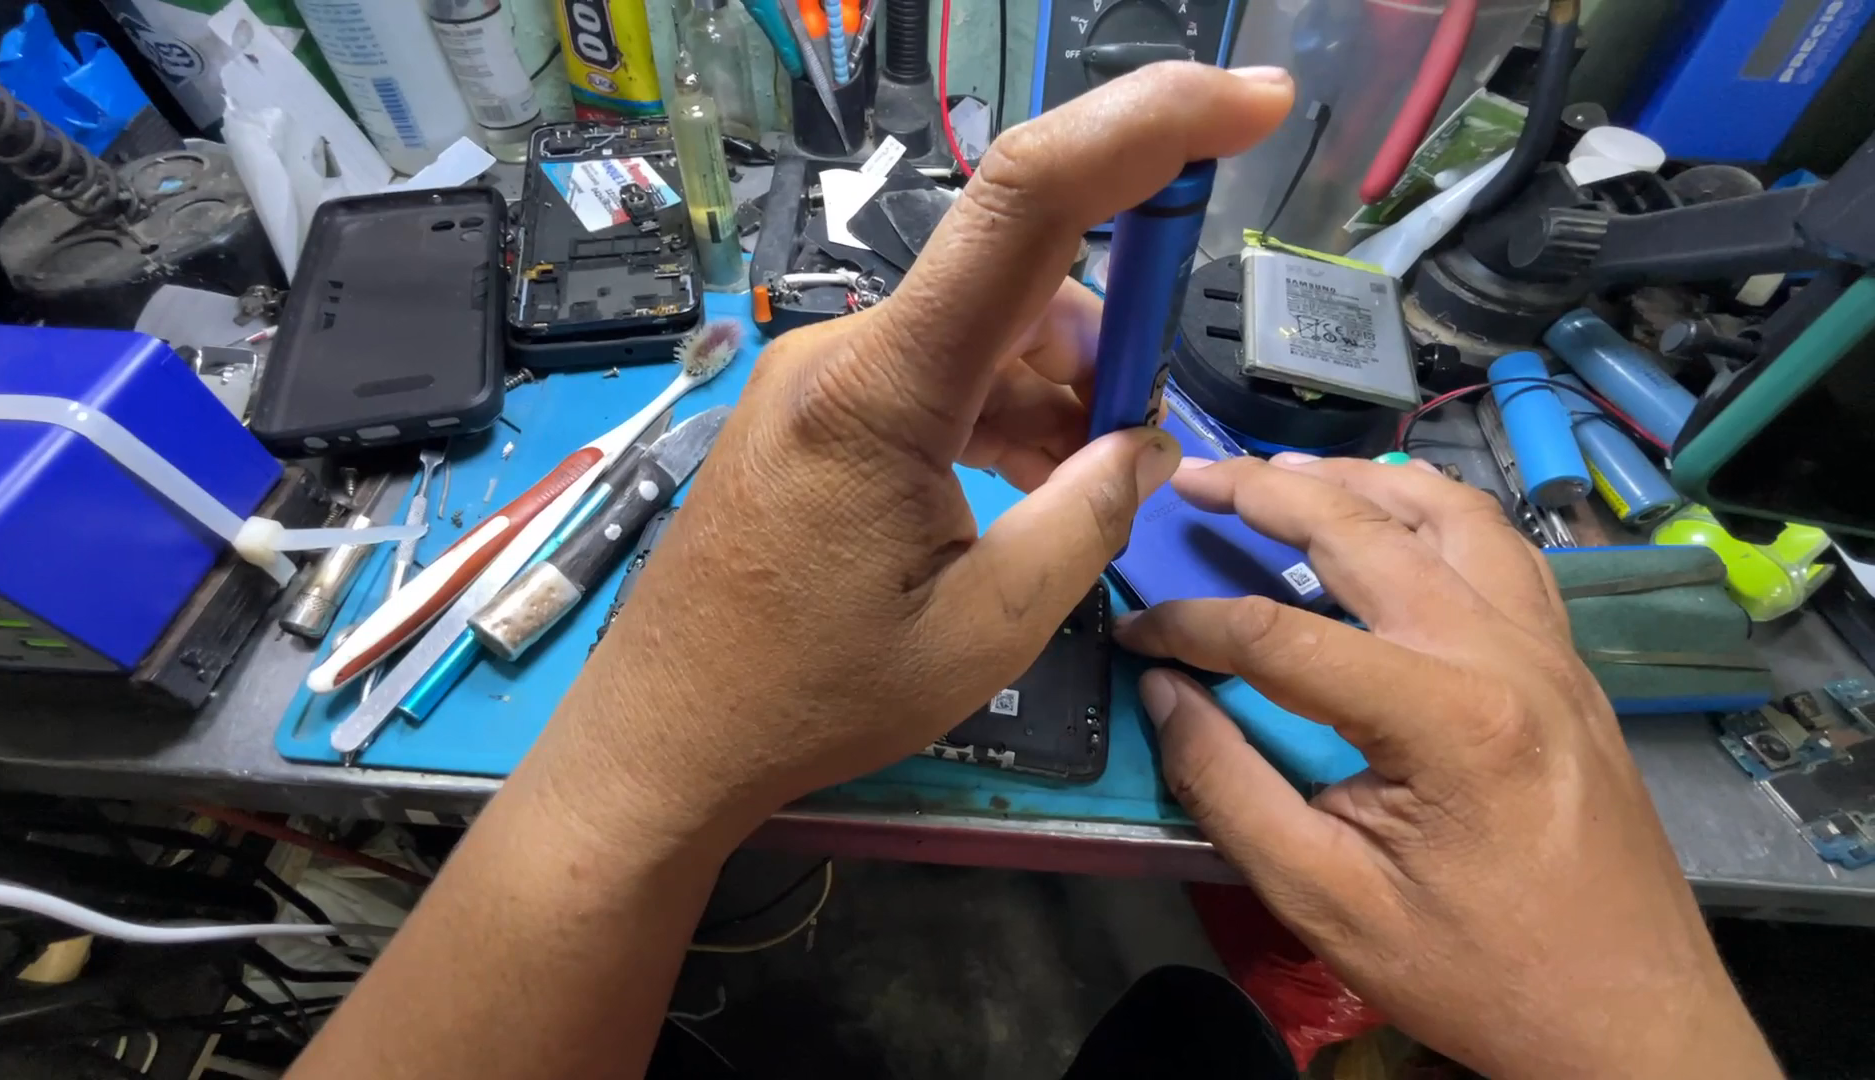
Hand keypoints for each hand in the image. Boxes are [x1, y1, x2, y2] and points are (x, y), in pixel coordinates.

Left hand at [531, 64, 1295, 845]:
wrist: (672, 735)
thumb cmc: (818, 697)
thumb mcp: (986, 628)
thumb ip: (1086, 520)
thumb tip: (1140, 444)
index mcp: (880, 392)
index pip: (1025, 203)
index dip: (1149, 126)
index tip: (1254, 101)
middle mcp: (840, 354)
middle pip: (1014, 284)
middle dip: (1108, 338)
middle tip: (1141, 432)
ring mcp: (815, 380)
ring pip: (976, 338)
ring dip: (1052, 388)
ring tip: (1084, 476)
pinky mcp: (808, 415)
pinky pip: (929, 381)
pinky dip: (995, 412)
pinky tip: (1024, 476)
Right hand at [1119, 455, 1777, 1078]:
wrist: (1631, 1028)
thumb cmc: (1471, 969)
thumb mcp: (1317, 895)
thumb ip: (1222, 782)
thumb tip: (1161, 689)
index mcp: (1443, 717)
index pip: (1275, 635)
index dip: (1186, 627)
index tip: (1132, 634)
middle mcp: (1501, 652)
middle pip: (1360, 531)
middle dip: (1258, 494)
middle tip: (1190, 478)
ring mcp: (1543, 646)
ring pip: (1442, 512)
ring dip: (1349, 479)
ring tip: (1278, 472)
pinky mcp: (1558, 658)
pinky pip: (1494, 543)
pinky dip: (1426, 504)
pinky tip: (1383, 506)